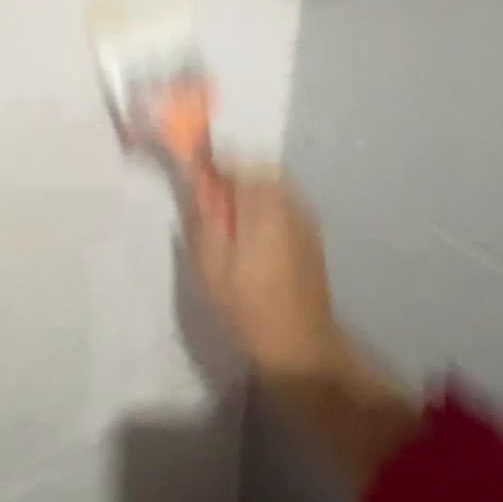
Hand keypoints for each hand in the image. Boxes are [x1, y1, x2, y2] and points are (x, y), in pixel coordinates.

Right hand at [185, 169, 345, 376]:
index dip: (209, 156)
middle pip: (256, 166)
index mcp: (262, 201)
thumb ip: (201, 215)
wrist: (300, 344)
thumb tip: (193, 181)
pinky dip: (265, 204)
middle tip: (208, 191)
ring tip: (228, 213)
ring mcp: (305, 216)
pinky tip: (251, 231)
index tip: (190, 162)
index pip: (234, 158)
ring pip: (272, 183)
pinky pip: (284, 202)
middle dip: (231, 171)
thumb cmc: (248, 305)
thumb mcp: (209, 263)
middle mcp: (289, 199)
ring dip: (249, 187)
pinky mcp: (312, 233)